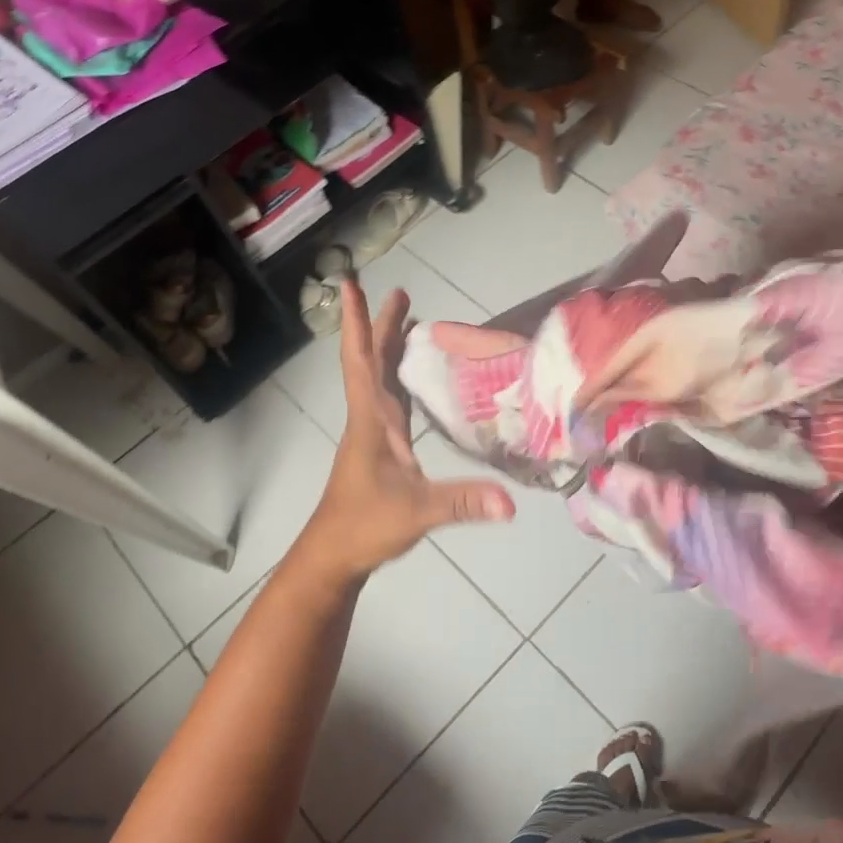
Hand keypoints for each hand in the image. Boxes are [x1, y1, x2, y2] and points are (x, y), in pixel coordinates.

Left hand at [297, 280, 514, 579]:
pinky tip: (414, 377)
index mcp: (370, 420)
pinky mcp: (380, 448)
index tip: (351, 286)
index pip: (362, 362)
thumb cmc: (364, 526)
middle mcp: (368, 418)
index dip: (358, 324)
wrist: (334, 556)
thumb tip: (509, 503)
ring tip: (409, 322)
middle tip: (400, 293)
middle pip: (371, 361)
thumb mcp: (416, 512)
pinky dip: (398, 378)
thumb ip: (462, 503)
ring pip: (378, 379)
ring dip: (388, 348)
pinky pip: (389, 400)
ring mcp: (372, 433)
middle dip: (381, 326)